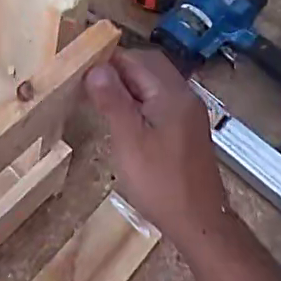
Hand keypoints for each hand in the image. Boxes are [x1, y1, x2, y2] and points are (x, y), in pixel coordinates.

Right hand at [84, 49, 233, 247]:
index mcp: (171, 93)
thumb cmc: (160, 182)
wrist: (199, 222)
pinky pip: (161, 101)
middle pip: (148, 66)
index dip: (107, 62)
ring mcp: (189, 112)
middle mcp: (185, 96)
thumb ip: (113, 101)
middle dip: (118, 70)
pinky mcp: (188, 129)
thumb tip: (97, 68)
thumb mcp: (129, 140)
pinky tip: (125, 121)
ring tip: (101, 103)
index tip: (81, 75)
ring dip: (128, 86)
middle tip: (88, 87)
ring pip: (154, 83)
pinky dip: (140, 101)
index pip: (136, 59)